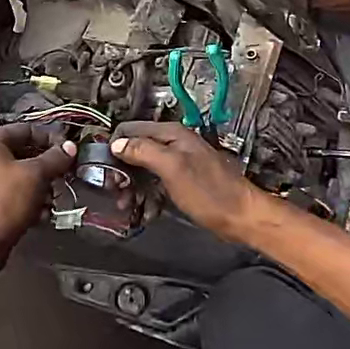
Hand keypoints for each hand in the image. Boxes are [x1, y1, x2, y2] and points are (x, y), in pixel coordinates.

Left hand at [0, 125, 75, 258]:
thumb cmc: (1, 203)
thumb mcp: (35, 175)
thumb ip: (55, 158)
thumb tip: (69, 147)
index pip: (25, 129)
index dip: (50, 138)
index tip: (69, 151)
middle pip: (22, 155)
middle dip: (46, 168)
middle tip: (63, 177)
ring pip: (19, 178)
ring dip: (40, 189)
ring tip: (52, 201)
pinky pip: (11, 197)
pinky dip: (27, 203)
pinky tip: (39, 216)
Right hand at [110, 122, 262, 239]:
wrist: (243, 218)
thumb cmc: (214, 194)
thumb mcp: (173, 168)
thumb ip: (144, 151)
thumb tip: (118, 144)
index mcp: (172, 134)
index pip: (129, 130)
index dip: (114, 148)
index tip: (106, 168)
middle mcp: (174, 144)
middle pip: (134, 150)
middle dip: (122, 170)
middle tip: (116, 190)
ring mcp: (178, 162)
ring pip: (143, 168)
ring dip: (133, 186)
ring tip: (128, 203)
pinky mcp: (182, 180)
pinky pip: (155, 183)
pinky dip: (148, 195)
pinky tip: (147, 208)